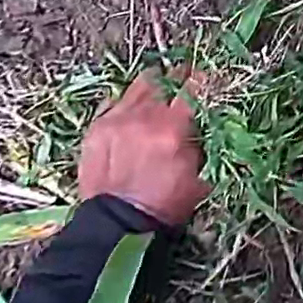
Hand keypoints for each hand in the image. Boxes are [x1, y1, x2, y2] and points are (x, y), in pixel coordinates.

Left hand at [78, 72, 210, 224]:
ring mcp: (118, 119)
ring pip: (140, 85)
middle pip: (166, 80)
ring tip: (160, 83)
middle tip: (184, 76)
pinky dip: (128, 100)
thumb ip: (199, 141)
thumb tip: (200, 121)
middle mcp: (145, 117)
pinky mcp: (97, 128)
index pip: (192, 89)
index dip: (201, 80)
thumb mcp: (198, 173)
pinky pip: (116, 100)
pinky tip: (135, 104)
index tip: (205, 78)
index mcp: (173, 128)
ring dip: (154, 83)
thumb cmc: (164, 203)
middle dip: (178, 77)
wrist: (116, 225)